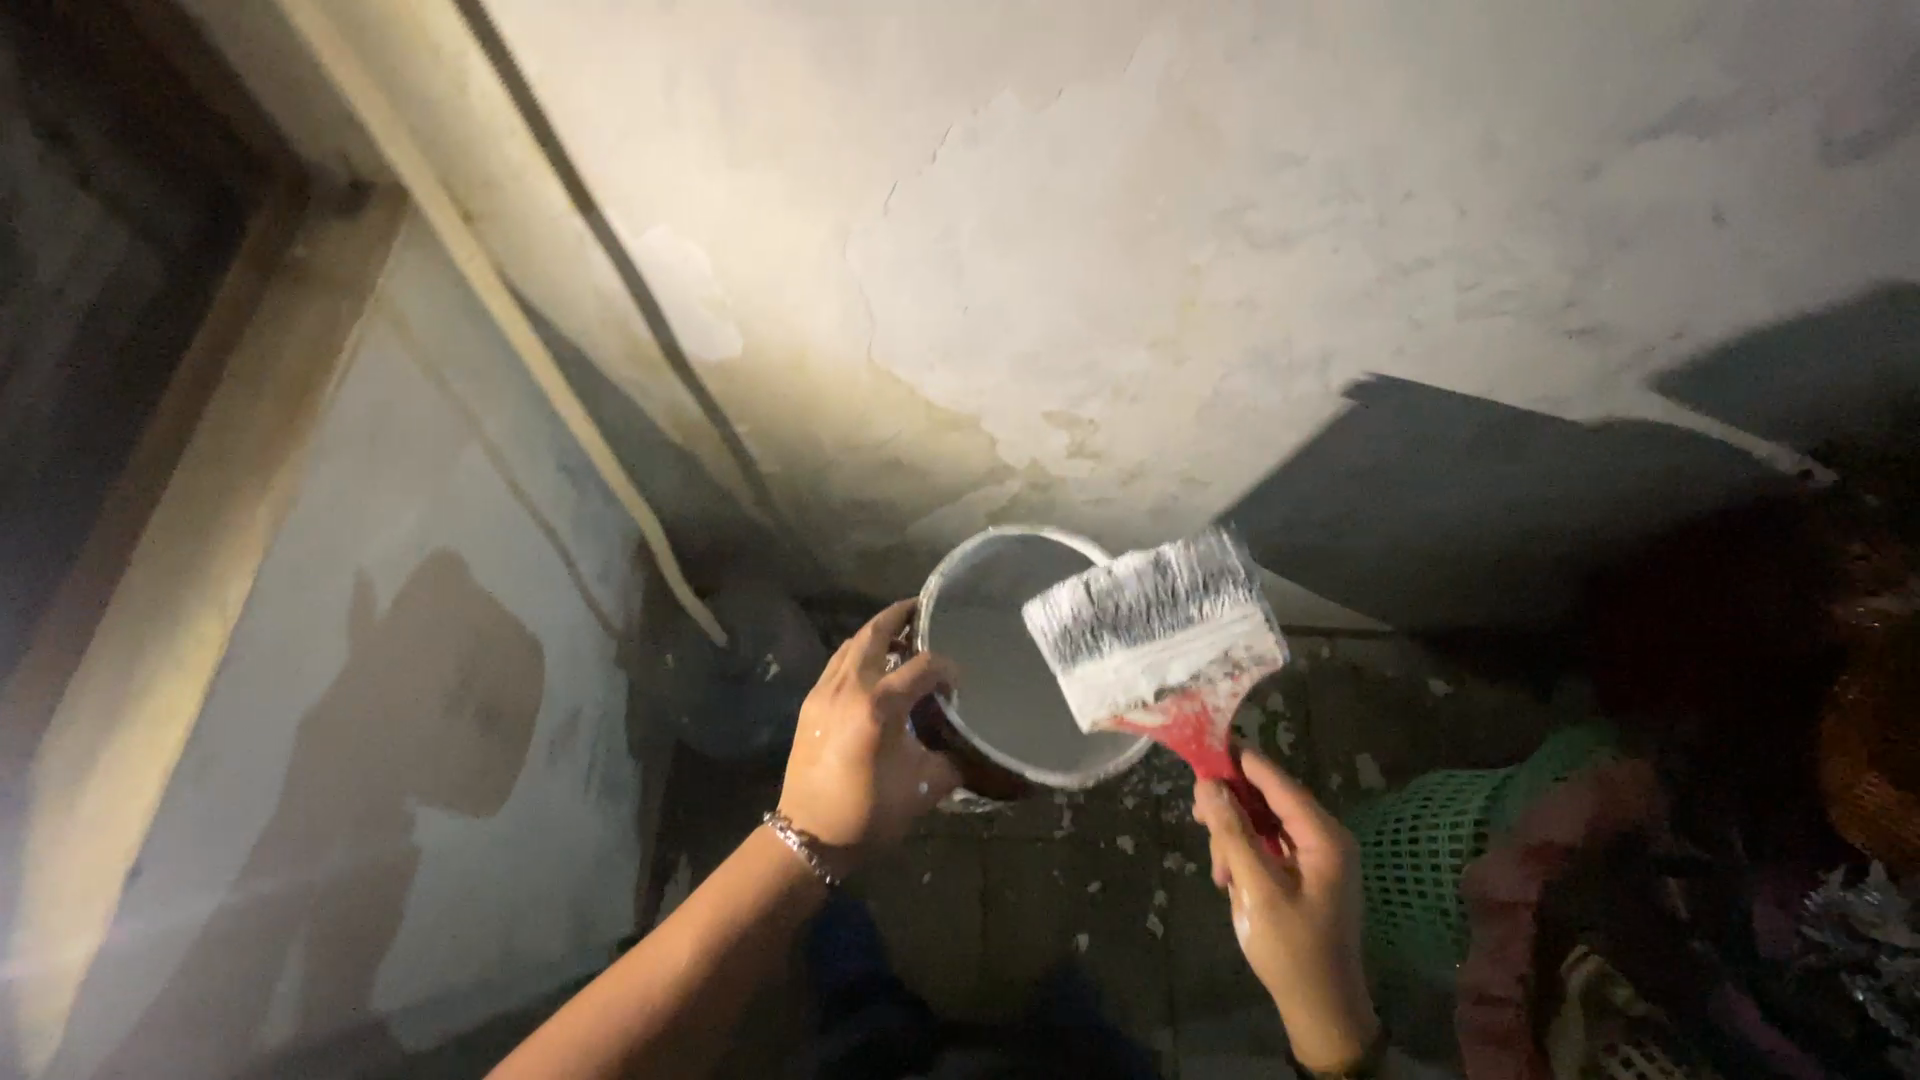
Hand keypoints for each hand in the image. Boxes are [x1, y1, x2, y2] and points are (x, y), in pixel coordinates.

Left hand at [778, 599, 961, 869]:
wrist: (808, 836)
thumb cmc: (869, 812)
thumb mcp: (925, 788)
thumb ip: (953, 759)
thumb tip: (969, 747)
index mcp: (880, 704)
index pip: (923, 665)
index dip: (946, 669)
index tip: (958, 683)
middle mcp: (850, 687)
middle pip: (875, 633)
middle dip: (899, 616)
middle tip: (921, 611)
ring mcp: (825, 691)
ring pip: (851, 644)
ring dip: (876, 632)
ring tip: (900, 634)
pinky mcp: (810, 703)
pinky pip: (837, 663)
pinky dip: (857, 652)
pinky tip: (872, 666)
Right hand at [1193, 749, 1377, 1073]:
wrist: (1321, 1009)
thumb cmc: (1292, 949)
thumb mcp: (1256, 889)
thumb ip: (1232, 833)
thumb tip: (1208, 785)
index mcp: (1324, 837)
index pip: (1277, 781)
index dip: (1241, 760)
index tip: (1205, 742)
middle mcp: (1323, 837)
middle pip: (1268, 799)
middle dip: (1230, 806)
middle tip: (1196, 814)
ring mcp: (1315, 855)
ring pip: (1262, 821)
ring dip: (1233, 836)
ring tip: (1218, 870)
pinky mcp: (1303, 872)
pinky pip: (1266, 844)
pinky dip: (1243, 853)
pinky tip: (1227, 876)